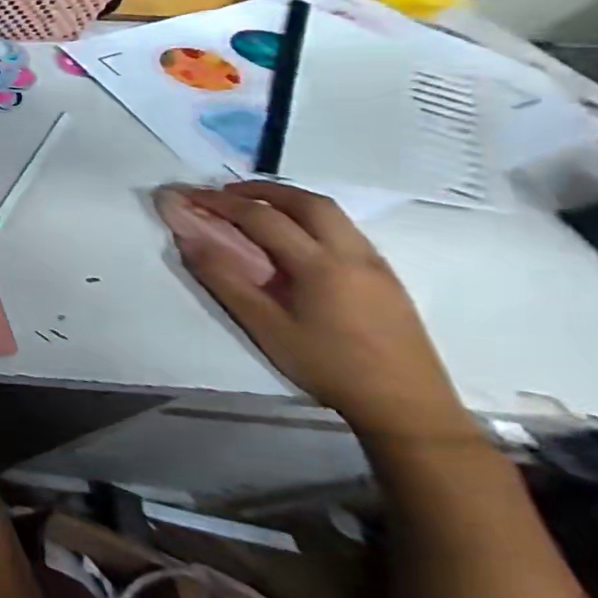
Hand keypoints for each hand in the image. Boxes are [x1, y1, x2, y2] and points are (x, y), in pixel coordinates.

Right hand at [155, 181, 468, 438]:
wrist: (407, 408)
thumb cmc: (329, 367)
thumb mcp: (266, 328)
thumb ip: (226, 280)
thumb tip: (189, 240)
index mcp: (319, 264)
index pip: (262, 217)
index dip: (222, 202)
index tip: (191, 195)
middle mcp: (351, 252)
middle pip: (305, 201)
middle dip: (262, 190)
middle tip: (227, 193)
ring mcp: (375, 262)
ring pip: (330, 211)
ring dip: (290, 199)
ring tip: (258, 207)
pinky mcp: (386, 275)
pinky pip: (344, 228)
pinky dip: (311, 217)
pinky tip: (297, 238)